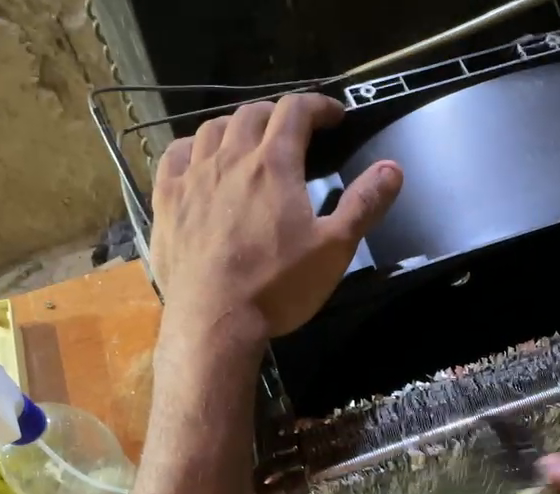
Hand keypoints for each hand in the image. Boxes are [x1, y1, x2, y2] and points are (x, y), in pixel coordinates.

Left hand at [150, 93, 402, 344]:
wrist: (214, 321)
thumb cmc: (278, 287)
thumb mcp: (333, 250)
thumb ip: (363, 206)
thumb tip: (393, 169)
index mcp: (274, 165)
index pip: (296, 112)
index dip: (318, 107)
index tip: (334, 117)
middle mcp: (230, 158)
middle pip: (252, 115)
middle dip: (278, 115)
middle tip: (294, 133)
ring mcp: (192, 177)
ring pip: (211, 129)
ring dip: (235, 127)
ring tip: (249, 143)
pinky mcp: (166, 201)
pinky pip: (175, 155)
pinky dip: (193, 148)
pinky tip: (200, 160)